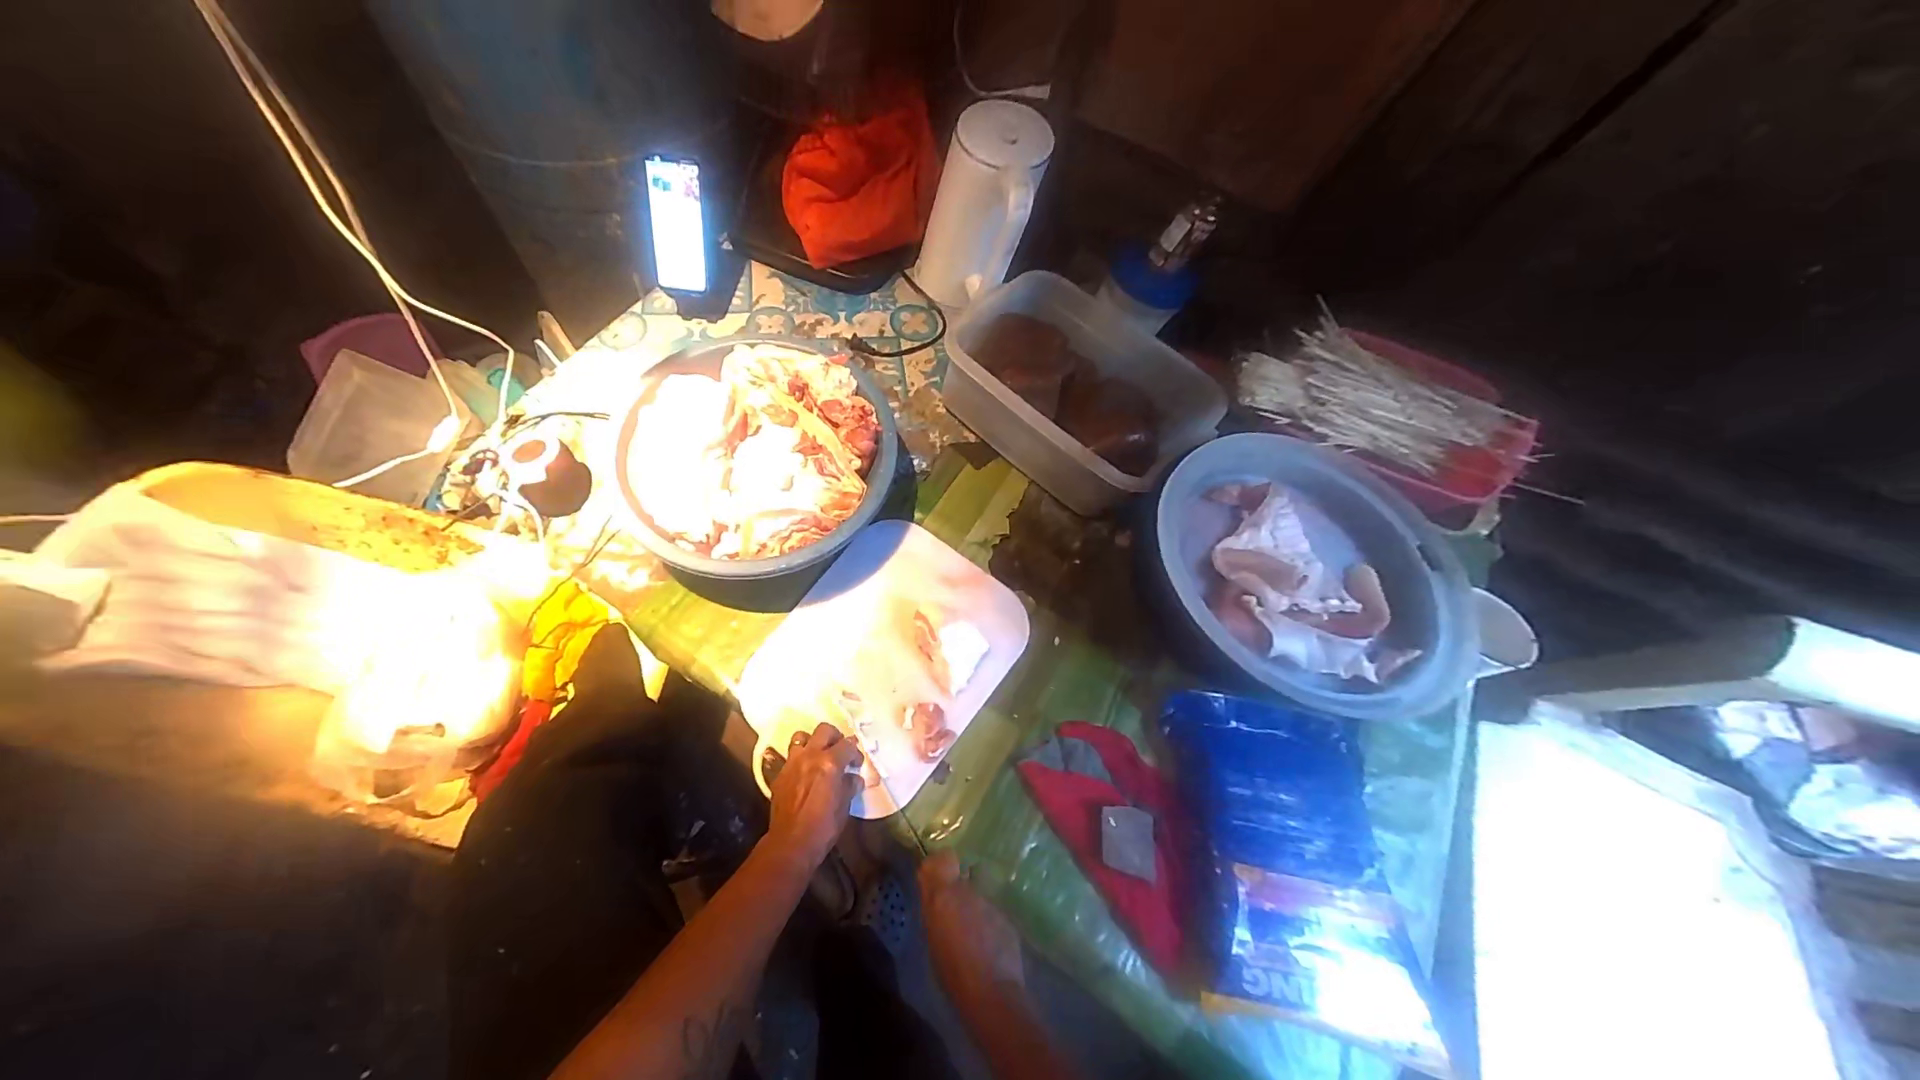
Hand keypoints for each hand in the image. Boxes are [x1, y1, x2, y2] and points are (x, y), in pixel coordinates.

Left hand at [765, 723, 862, 869]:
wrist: (791, 842)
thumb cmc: (824, 826)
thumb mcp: (845, 805)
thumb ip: (850, 785)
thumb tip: (854, 778)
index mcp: (830, 763)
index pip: (847, 744)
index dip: (855, 752)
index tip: (857, 762)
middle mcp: (810, 756)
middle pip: (824, 730)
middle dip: (835, 737)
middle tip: (840, 751)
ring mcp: (792, 763)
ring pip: (801, 737)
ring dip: (812, 742)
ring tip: (818, 755)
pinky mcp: (780, 774)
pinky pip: (790, 756)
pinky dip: (799, 758)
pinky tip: (805, 772)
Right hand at [919, 852, 1023, 1005]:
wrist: (990, 991)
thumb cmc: (952, 972)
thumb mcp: (932, 939)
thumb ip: (934, 910)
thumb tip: (936, 897)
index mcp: (942, 896)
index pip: (941, 858)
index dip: (939, 863)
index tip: (935, 874)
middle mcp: (967, 890)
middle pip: (961, 871)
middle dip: (958, 882)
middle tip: (954, 903)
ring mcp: (989, 900)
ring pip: (978, 888)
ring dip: (974, 900)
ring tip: (972, 924)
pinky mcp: (1005, 913)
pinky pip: (992, 907)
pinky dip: (988, 916)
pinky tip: (988, 937)